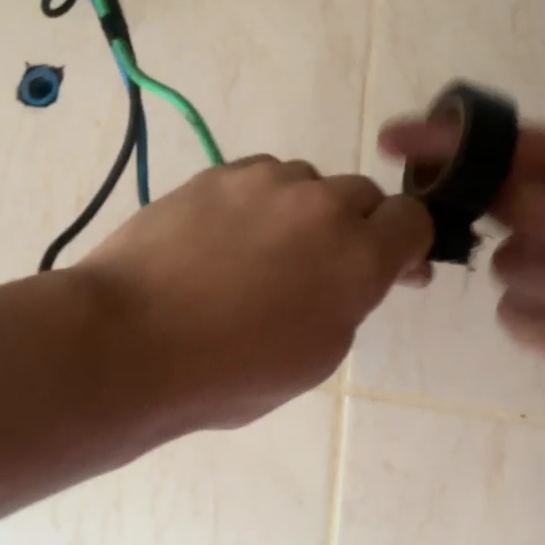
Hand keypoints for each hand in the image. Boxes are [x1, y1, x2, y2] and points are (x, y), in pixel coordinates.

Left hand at [73, 156, 431, 428]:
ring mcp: (262, 180)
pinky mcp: (215, 173)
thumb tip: (353, 272)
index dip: (404, 244)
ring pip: (305, 181)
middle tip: (320, 268)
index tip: (390, 270)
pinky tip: (224, 237)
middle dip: (355, 226)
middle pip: (361, 194)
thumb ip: (350, 299)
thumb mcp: (316, 355)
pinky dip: (256, 200)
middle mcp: (319, 203)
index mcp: (357, 255)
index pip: (412, 220)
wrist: (132, 337)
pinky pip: (257, 177)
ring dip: (301, 210)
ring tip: (261, 253)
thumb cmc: (229, 371)